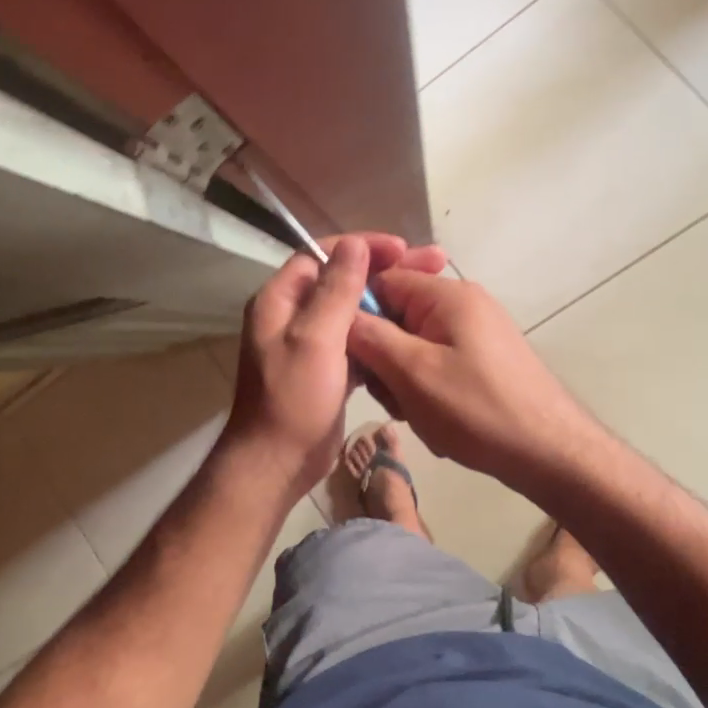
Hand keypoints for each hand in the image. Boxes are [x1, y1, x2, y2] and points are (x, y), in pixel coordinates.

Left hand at [221, 234, 445, 494]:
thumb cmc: (292, 398)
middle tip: (431, 264)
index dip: (361, 247)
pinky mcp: (324, 370)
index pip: (320, 255)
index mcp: (279, 301)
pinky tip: (411, 333)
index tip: (403, 247)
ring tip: (429, 294)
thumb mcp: (314, 339)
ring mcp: (307, 345)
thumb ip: (335, 291)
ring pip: (351, 311)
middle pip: (340, 280)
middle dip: (382, 271)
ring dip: (385, 301)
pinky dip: (379, 333)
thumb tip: (353, 244)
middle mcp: (290, 316)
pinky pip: (355, 341)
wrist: (277, 462)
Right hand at [347, 269, 604, 488]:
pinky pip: (431, 362)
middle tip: (389, 393)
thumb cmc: (478, 410)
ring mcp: (473, 332)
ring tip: (413, 410)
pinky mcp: (479, 359)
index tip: (346, 352)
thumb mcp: (412, 372)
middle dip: (380, 354)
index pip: (379, 281)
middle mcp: (461, 303)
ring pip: (408, 344)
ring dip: (399, 378)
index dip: (354, 313)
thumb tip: (337, 313)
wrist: (551, 454)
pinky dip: (421, 388)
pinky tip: (431, 416)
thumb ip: (369, 336)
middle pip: (393, 314)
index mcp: (446, 295)